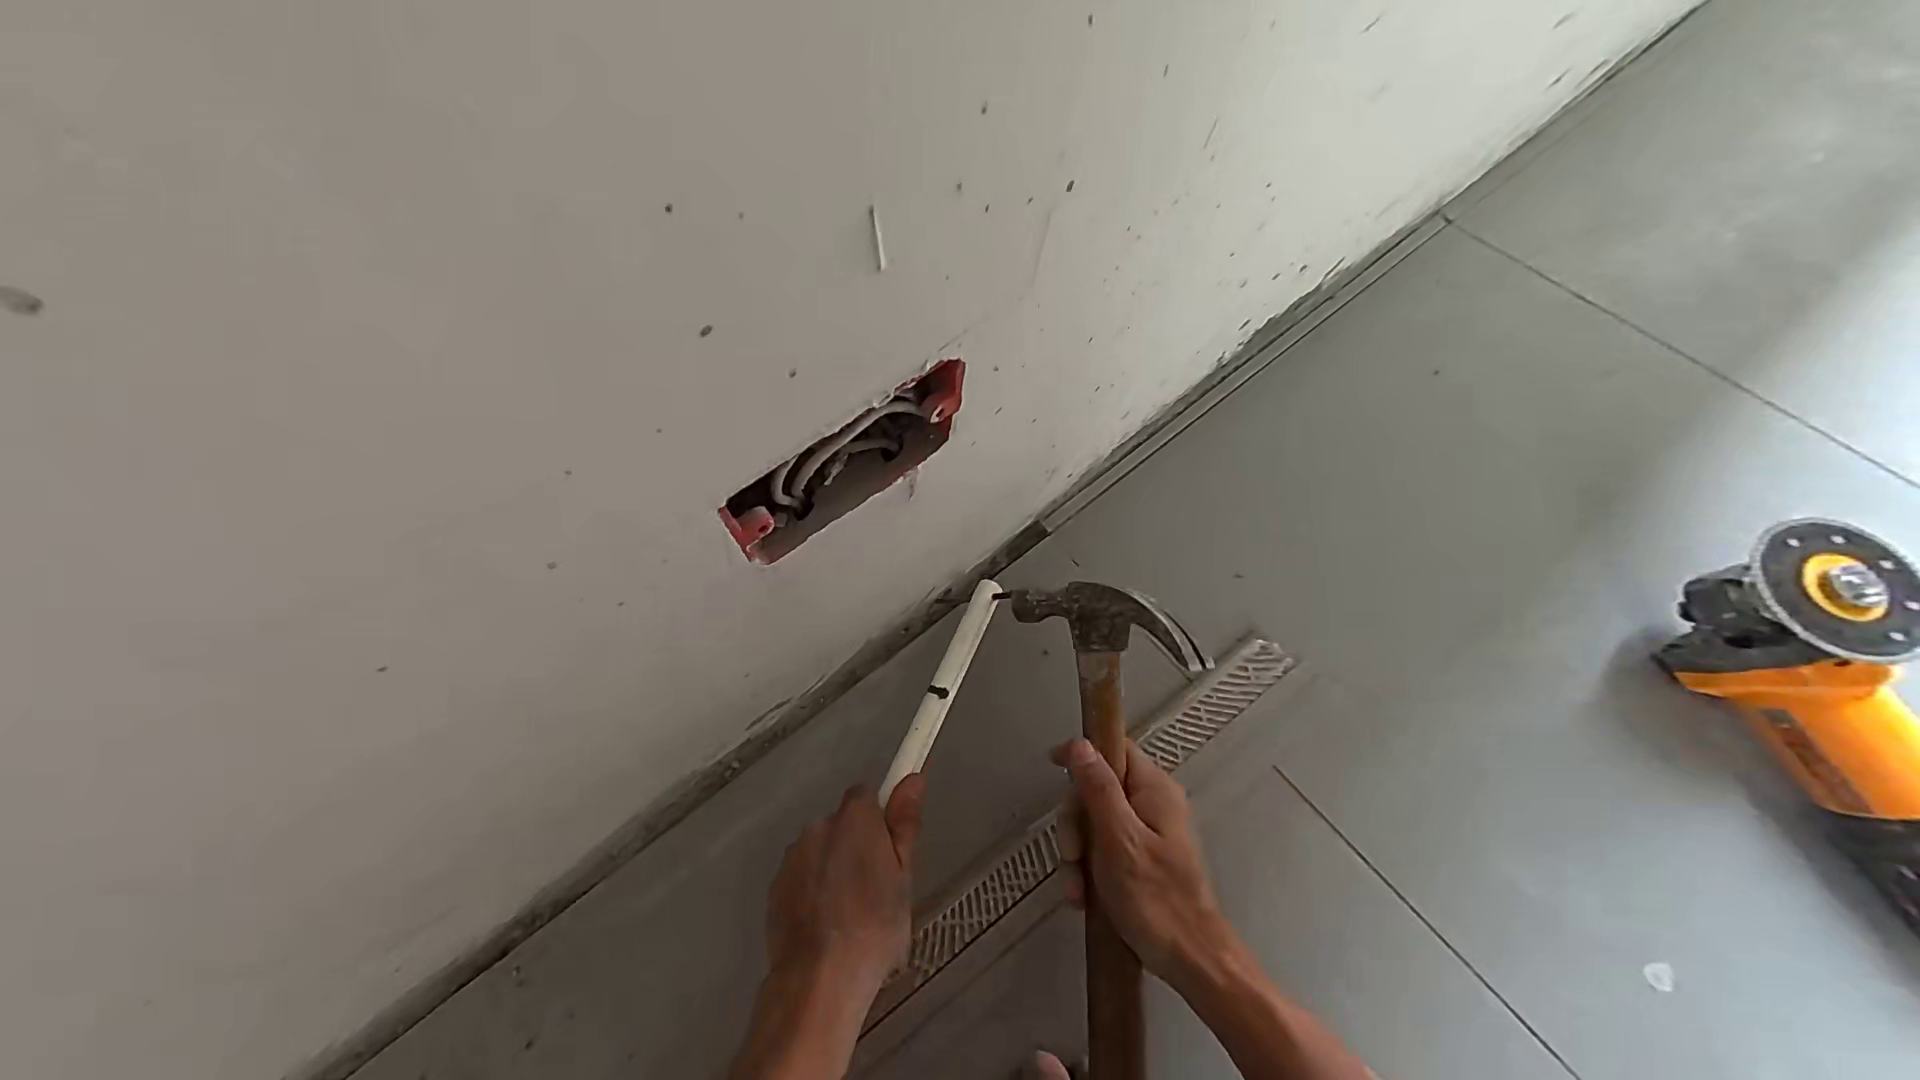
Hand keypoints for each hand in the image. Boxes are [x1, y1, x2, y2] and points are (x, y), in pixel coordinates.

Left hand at [764, 776, 925, 992]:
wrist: (820, 978)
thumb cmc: (874, 925)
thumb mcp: (903, 874)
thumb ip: (904, 822)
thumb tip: (913, 779)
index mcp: (854, 817)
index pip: (865, 795)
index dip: (877, 819)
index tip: (887, 848)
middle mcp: (818, 826)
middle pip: (841, 823)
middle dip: (855, 845)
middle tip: (874, 887)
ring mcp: (792, 857)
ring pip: (819, 850)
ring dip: (832, 867)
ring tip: (847, 911)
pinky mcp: (775, 886)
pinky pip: (801, 876)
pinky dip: (812, 889)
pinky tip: (824, 923)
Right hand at [1053, 737, 1228, 980]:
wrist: (1191, 961)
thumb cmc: (1156, 899)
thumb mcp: (1118, 839)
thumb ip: (1098, 789)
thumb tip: (1080, 744)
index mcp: (1153, 789)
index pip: (1112, 747)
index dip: (1081, 753)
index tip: (1053, 765)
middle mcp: (1151, 802)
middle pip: (1095, 787)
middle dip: (1075, 823)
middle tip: (1072, 854)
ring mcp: (1145, 831)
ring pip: (1093, 822)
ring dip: (1077, 854)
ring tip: (1077, 887)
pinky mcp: (1139, 857)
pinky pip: (1102, 848)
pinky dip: (1088, 869)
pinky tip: (1084, 896)